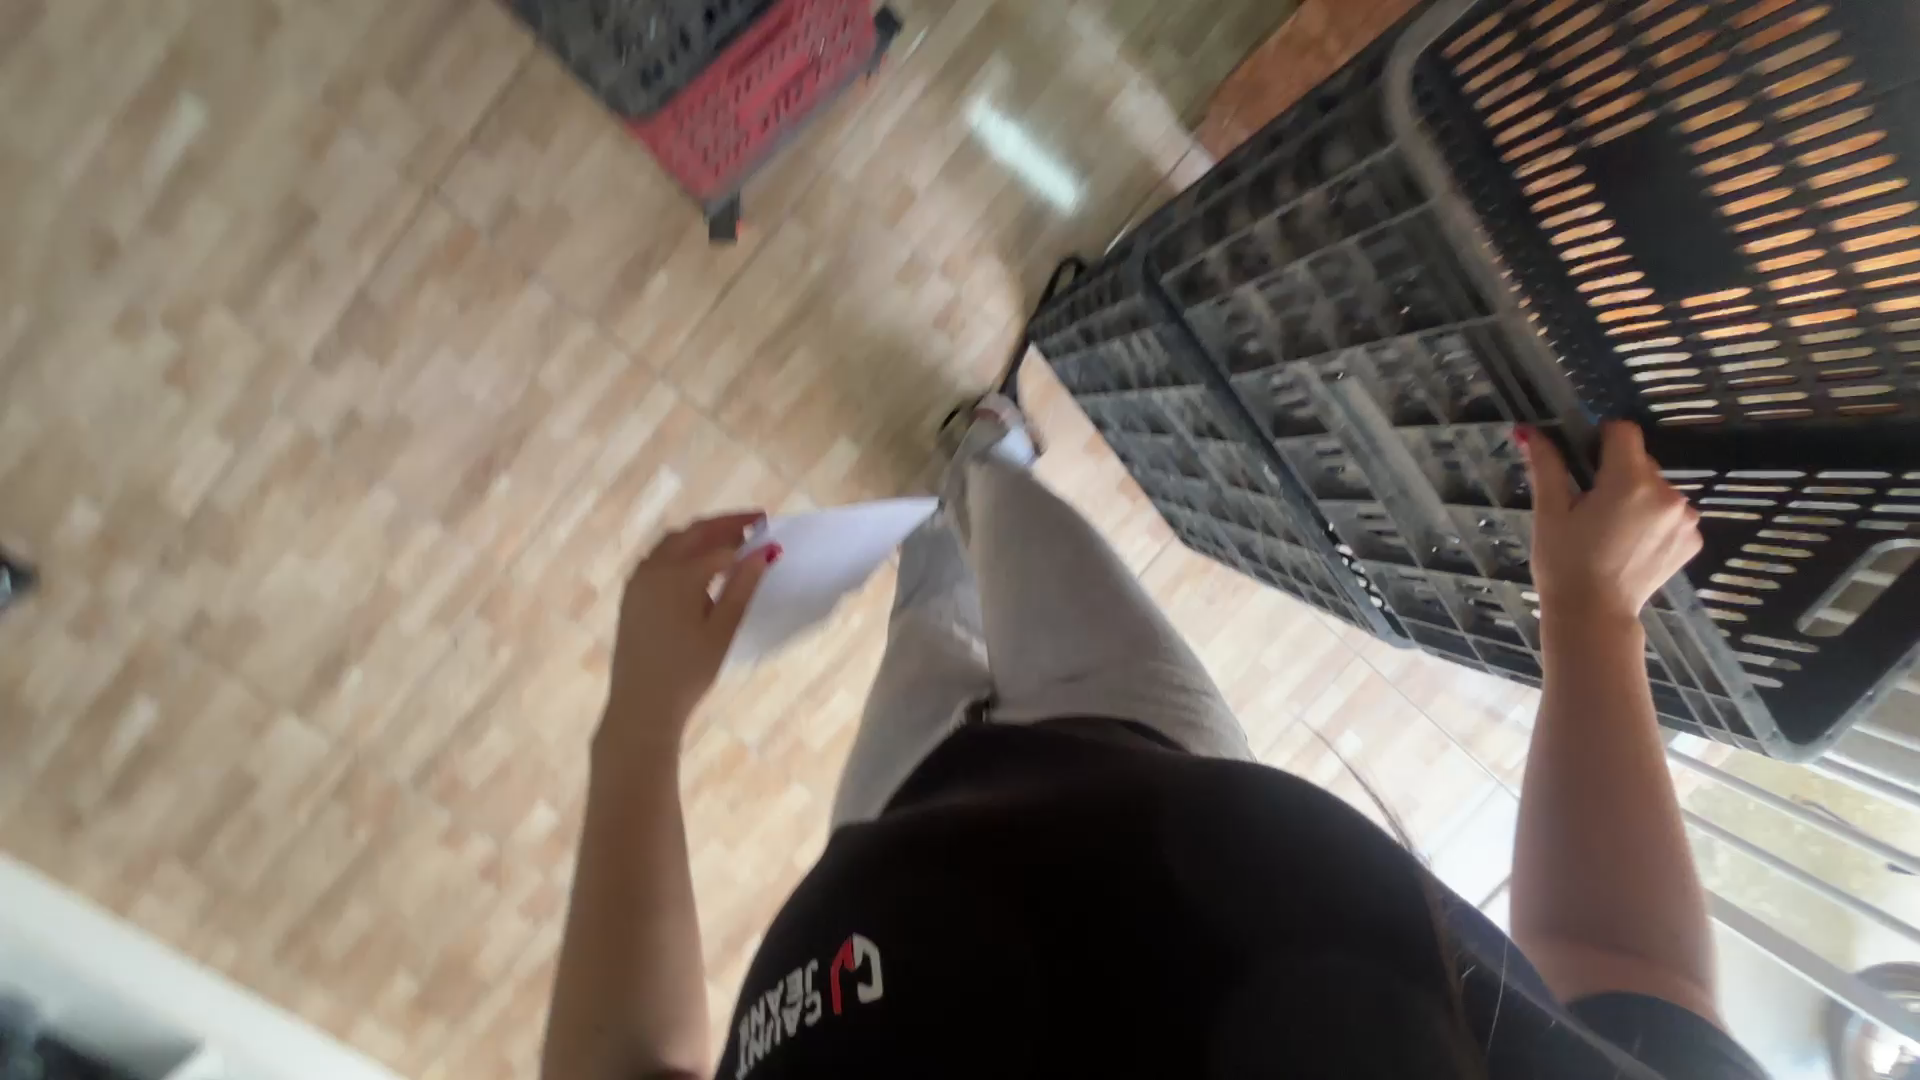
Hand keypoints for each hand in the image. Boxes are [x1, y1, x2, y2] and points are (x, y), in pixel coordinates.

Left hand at [600, 512, 780, 757]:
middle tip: (754, 522)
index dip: (747, 536)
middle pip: (692, 533)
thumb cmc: (689, 671)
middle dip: (724, 524)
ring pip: (672, 543)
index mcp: (678, 576)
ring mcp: (638, 582)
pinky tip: (698, 563)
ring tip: (730, 540)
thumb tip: (766, 551)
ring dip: (701, 535)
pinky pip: (658, 558)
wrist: (642, 705)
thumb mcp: (723, 629)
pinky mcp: (631, 595)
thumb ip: (743, 586)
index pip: (720, 545)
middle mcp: (653, 570)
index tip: (770, 530)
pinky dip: (681, 550)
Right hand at [1520, 420, 1701, 625]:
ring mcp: (1686, 518)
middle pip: (1638, 462)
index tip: (1578, 461)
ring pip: (1654, 489)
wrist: (1592, 613)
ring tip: (1605, 530)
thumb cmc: (1562, 561)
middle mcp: (1669, 493)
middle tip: (1583, 506)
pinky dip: (1648, 521)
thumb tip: (1529, 430)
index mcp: (1630, 481)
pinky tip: (1625, 544)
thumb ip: (1546, 466)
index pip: (1622, 432)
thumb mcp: (1548, 511)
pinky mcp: (1693, 539)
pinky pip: (1667, 515)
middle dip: (1611, 474)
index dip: (1597, 439)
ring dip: (1631, 497)